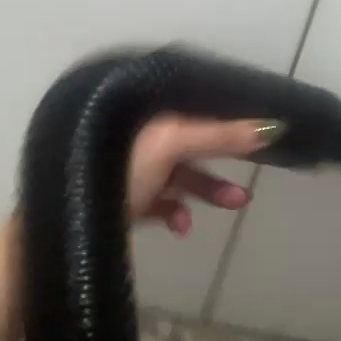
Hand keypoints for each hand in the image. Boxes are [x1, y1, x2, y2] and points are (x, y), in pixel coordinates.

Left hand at [126, 117, 280, 235]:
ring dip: (210, 190)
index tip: (265, 130)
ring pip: (183, 175)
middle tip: (255, 171)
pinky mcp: (124, 203)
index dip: (231, 119)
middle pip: (194, 143)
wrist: (67, 230)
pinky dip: (178, 213)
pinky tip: (183, 226)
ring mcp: (131, 172)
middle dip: (226, 159)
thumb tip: (273, 126)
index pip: (199, 110)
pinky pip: (162, 203)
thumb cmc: (120, 173)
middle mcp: (139, 139)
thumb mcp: (171, 146)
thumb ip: (219, 135)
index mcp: (147, 117)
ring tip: (236, 205)